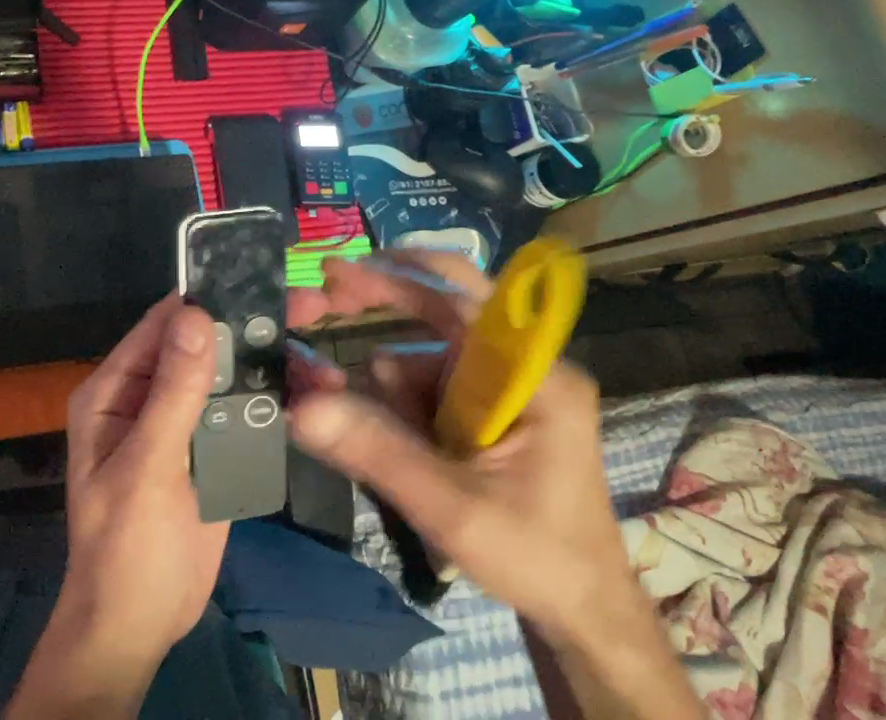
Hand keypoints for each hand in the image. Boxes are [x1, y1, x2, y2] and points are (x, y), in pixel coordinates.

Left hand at [9, 291, 330, 718]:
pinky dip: (273, 406)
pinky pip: (243, 417)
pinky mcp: (212, 455)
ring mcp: (183, 426)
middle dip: (252, 331)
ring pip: (229, 380)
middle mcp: (148, 398)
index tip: (262, 279)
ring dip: (271, 369)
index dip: (207, 300)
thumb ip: (174, 393)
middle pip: (203, 348)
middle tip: (311, 310)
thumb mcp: (147, 466)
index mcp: (116, 391)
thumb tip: (195, 315)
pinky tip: (313, 398)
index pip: (162, 327)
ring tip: (322, 365)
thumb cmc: (126, 545)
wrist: (139, 623)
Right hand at [285, 250, 632, 641]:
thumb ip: (378, 452)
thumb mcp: (452, 507)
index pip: (461, 303)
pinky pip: (429, 391)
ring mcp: (506, 389)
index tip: (332, 274)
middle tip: (324, 307)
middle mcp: (524, 368)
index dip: (395, 281)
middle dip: (385, 304)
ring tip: (396, 461)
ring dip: (390, 395)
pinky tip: (404, 461)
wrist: (584, 611)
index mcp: (536, 377)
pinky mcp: (489, 413)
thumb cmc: (536, 558)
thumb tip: (301, 407)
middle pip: (444, 312)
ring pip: (425, 360)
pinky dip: (400, 413)